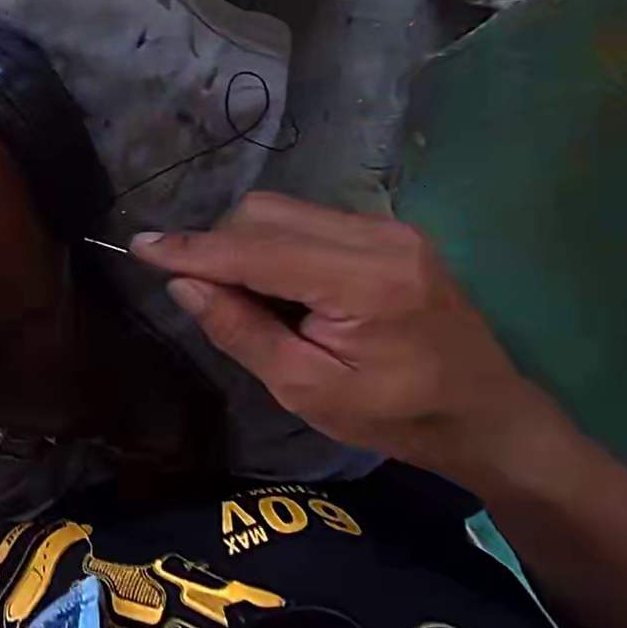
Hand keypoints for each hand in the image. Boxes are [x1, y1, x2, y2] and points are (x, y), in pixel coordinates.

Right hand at [131, 192, 571, 484]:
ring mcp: (386, 228)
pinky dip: (268, 244)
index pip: (255, 251)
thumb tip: (182, 284)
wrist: (488, 416)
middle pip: (262, 215)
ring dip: (240, 244)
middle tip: (206, 296)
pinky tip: (276, 284)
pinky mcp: (385, 231)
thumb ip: (239, 331)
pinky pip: (301, 219)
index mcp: (365, 284)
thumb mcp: (306, 389)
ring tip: (245, 296)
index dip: (191, 249)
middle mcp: (378, 238)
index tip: (139, 246)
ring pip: (277, 210)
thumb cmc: (396, 417)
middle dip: (216, 247)